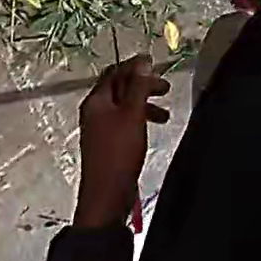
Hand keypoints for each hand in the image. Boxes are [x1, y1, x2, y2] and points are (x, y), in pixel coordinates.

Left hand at [74, 55, 170, 226]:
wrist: (106, 196)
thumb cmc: (119, 152)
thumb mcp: (132, 115)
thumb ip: (138, 87)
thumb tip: (142, 63)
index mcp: (96, 101)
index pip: (114, 72)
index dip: (134, 65)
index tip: (154, 63)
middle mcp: (95, 111)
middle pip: (120, 88)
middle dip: (143, 85)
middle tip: (165, 87)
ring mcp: (100, 128)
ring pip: (124, 105)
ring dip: (144, 103)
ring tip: (165, 112)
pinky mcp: (107, 143)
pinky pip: (125, 121)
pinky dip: (140, 118)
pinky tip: (153, 128)